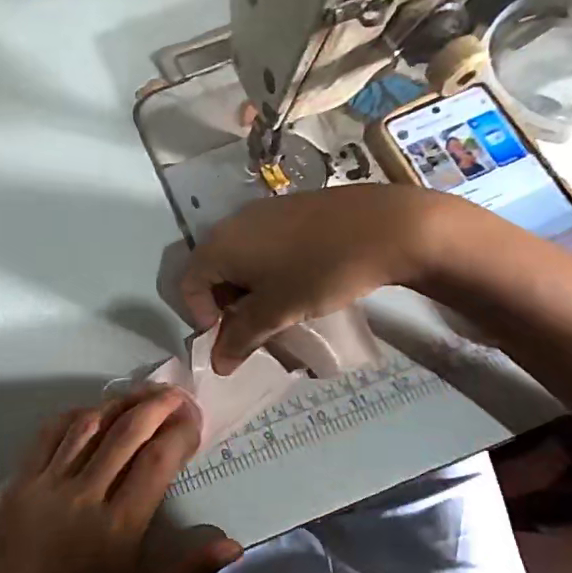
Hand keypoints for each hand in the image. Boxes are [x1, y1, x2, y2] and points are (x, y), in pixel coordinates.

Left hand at [0, 386, 241, 572]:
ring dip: (120, 403)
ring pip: (89, 425)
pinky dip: (74, 416)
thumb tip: (234, 545)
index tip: (195, 421)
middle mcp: (85, 496)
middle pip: (127, 431)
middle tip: (177, 394)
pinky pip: (49, 435)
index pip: (157, 460)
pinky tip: (91, 413)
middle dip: (158, 405)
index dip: (180, 432)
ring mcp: (47, 486)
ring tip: (142, 396)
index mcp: (119, 526)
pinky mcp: (19, 485)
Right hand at [180, 184, 454, 373]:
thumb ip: (242, 337)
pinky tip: (303, 282)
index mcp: (220, 244)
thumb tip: (218, 364)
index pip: (188, 284)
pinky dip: (271, 269)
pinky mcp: (292, 208)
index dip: (202, 317)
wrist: (383, 227)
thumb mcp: (277, 311)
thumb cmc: (319, 271)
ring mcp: (265, 211)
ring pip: (242, 257)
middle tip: (258, 327)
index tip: (234, 335)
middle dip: (228, 305)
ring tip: (283, 309)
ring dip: (251, 289)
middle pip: (214, 270)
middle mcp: (234, 222)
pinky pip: (266, 244)